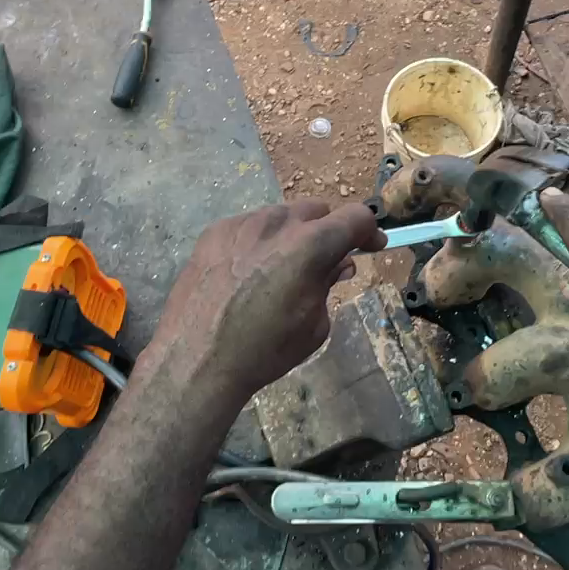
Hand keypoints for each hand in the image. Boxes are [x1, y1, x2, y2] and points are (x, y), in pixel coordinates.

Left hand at [141, 200, 383, 410]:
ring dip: (292, 235)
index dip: (370, 231)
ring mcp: (243, 223)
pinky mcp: (215, 231)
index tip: (371, 246)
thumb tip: (338, 264)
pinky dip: (259, 242)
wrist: (197, 359)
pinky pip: (249, 226)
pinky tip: (249, 271)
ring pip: (281, 216)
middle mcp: (278, 223)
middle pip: (317, 211)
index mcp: (311, 245)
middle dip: (328, 233)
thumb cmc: (264, 350)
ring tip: (283, 269)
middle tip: (325, 263)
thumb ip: (329, 284)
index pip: (356, 217)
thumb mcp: (314, 325)